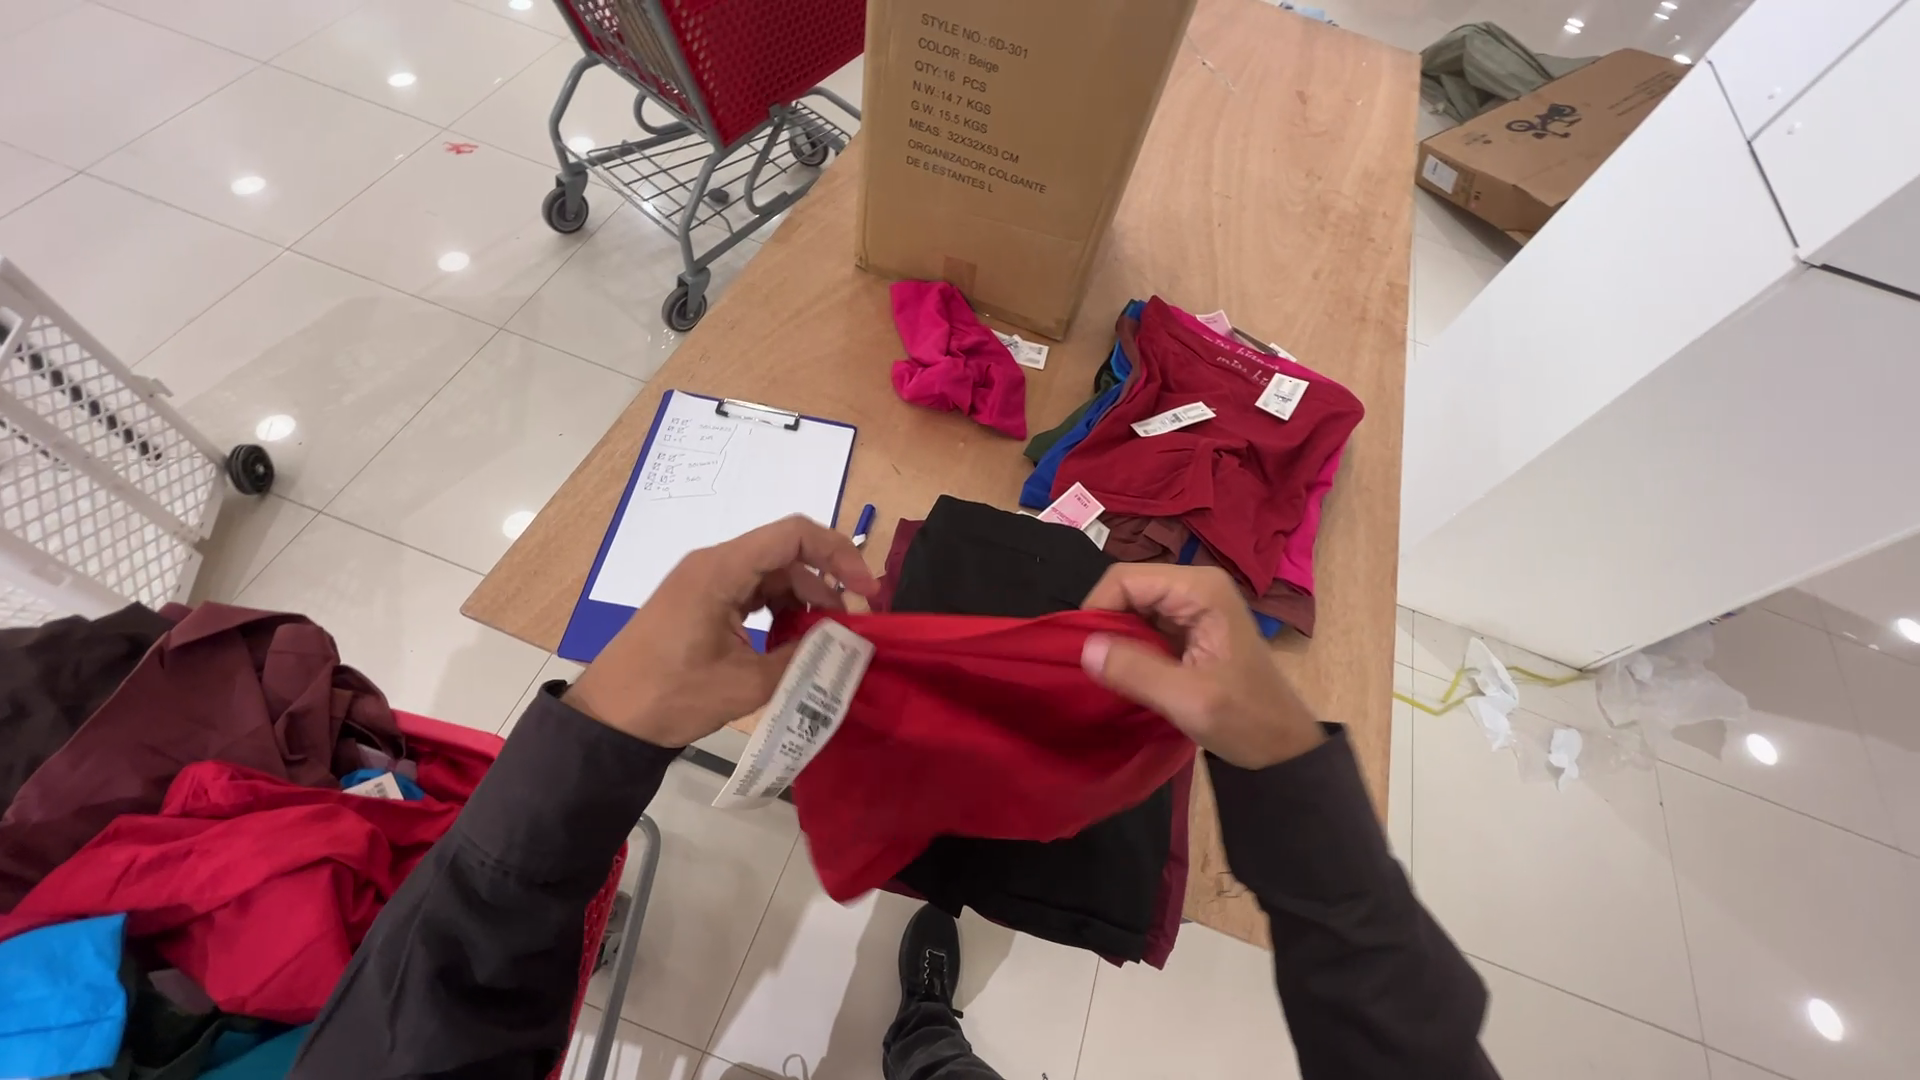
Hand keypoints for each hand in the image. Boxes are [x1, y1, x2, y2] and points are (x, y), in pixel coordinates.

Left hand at [564, 515, 877, 746]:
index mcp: (721, 570)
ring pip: (774, 573)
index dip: (840, 554)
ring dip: (806, 600)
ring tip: (826, 639)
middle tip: (853, 625)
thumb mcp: (747, 683)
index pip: (794, 535)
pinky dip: (782, 609)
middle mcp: (715, 563)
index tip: (866, 591)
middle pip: (788, 553)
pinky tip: (794, 640)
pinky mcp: (705, 599)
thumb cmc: (671, 697)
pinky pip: (755, 590)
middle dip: (828, 583)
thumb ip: (804, 658)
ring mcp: (708, 580)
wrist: (609, 720)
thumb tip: (847, 644)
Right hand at [1080, 564, 1324, 768]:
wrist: (1281, 748)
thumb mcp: (1188, 699)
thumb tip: (1083, 648)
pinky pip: (1142, 623)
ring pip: (1130, 606)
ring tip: (1113, 671)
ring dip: (1116, 637)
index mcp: (1200, 588)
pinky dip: (1129, 646)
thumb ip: (1135, 670)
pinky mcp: (1187, 625)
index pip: (1125, 579)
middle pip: (1126, 588)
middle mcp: (1195, 585)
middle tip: (1099, 666)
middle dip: (1106, 624)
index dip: (1097, 609)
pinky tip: (1129, 672)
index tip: (1084, 652)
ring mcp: (1192, 604)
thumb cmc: (1245, 721)